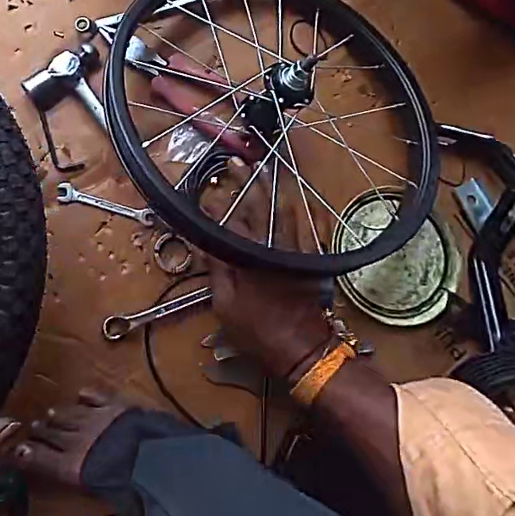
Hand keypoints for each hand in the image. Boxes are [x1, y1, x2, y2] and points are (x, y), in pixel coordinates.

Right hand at [206, 175, 334, 381]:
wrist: (302, 351)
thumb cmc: (257, 331)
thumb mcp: (224, 304)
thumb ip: (216, 269)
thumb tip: (204, 242)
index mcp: (247, 258)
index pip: (227, 223)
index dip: (215, 206)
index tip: (205, 195)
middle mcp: (272, 248)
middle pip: (257, 208)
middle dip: (244, 183)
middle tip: (235, 164)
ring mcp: (295, 251)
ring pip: (283, 211)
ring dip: (271, 188)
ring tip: (261, 170)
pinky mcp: (310, 258)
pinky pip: (309, 228)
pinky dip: (303, 210)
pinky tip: (297, 196)